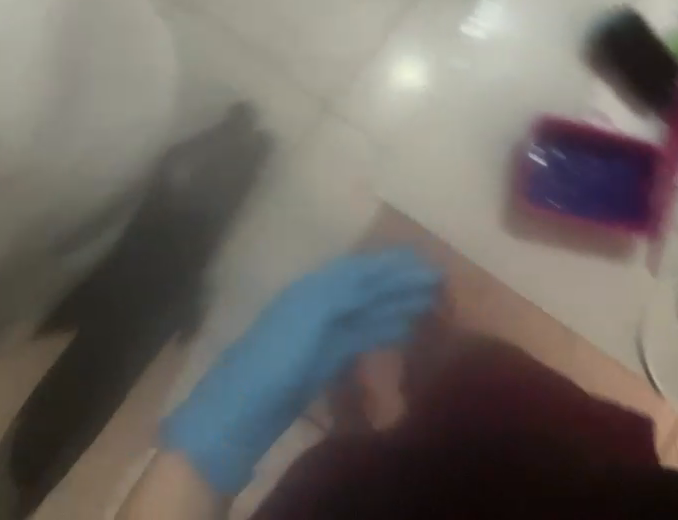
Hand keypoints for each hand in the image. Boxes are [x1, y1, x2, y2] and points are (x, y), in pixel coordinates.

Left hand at [161, 249, 442, 495]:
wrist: (238, 414)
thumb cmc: (274, 358)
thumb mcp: (310, 315)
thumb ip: (343, 289)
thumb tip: (377, 269)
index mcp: (315, 288)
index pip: (363, 268)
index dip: (394, 264)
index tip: (428, 263)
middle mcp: (320, 303)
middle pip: (367, 287)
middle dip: (401, 282)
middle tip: (438, 282)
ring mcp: (322, 334)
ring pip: (368, 312)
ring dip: (397, 304)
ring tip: (430, 303)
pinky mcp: (324, 362)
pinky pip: (361, 337)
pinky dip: (384, 330)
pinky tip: (404, 331)